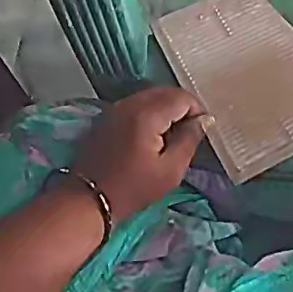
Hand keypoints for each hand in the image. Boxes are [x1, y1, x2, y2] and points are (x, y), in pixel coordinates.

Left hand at [69, 87, 207, 217]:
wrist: (88, 199)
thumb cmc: (132, 188)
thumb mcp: (170, 170)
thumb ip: (189, 139)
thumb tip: (203, 120)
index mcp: (147, 114)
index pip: (181, 97)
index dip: (197, 110)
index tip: (201, 130)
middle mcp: (130, 103)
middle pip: (165, 92)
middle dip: (182, 108)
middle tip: (189, 133)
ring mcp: (115, 108)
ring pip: (150, 96)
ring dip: (165, 110)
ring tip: (171, 136)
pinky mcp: (107, 116)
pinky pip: (136, 104)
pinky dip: (149, 113)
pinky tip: (151, 136)